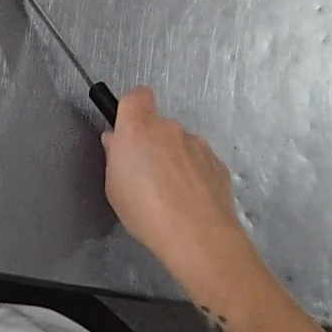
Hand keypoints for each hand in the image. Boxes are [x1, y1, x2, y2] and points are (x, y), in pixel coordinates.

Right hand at [103, 86, 255, 271]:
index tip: (126, 127)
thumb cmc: (144, 210)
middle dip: (151, 142)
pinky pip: (198, 161)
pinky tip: (189, 201)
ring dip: (173, 159)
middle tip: (144, 174)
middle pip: (158, 124)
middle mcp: (169, 129)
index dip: (131, 107)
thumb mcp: (114, 186)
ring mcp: (197, 144)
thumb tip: (117, 142)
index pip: (136, 96)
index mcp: (138, 128)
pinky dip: (192, 174)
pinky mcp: (217, 163)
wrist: (197, 236)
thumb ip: (115, 156)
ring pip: (179, 144)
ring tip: (170, 194)